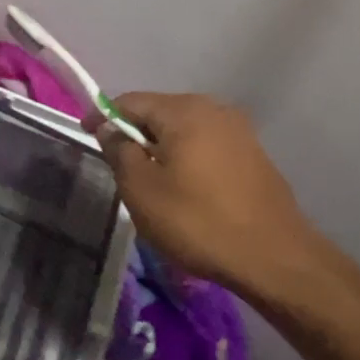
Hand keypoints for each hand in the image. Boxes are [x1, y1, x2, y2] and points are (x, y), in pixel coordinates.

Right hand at [95, 93, 341, 306]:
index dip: (103, 117)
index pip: (130, 101)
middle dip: (135, 134)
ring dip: (162, 149)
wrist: (274, 258)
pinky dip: (187, 160)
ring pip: (184, 131)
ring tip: (149, 182)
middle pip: (159, 113)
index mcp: (184, 111)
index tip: (86, 136)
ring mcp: (239, 131)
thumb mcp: (142, 190)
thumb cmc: (198, 222)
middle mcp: (214, 109)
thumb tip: (110, 129)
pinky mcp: (253, 155)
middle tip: (118, 167)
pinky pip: (206, 147)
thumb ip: (120, 152)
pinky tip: (184, 191)